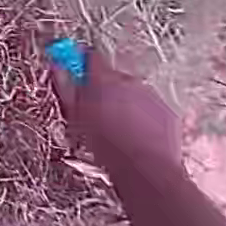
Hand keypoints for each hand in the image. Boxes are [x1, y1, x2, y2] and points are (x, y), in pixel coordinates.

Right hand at [50, 45, 181, 174]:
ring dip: (123, 102)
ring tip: (117, 126)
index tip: (76, 71)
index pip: (90, 55)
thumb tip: (58, 68)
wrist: (146, 170)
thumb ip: (65, 86)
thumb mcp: (75, 115)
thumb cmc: (107, 145)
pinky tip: (135, 133)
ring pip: (131, 91)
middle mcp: (128, 81)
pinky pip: (150, 106)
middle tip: (95, 108)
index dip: (81, 63)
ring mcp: (150, 95)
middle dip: (103, 87)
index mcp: (103, 78)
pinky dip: (142, 115)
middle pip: (111, 75)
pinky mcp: (167, 111)